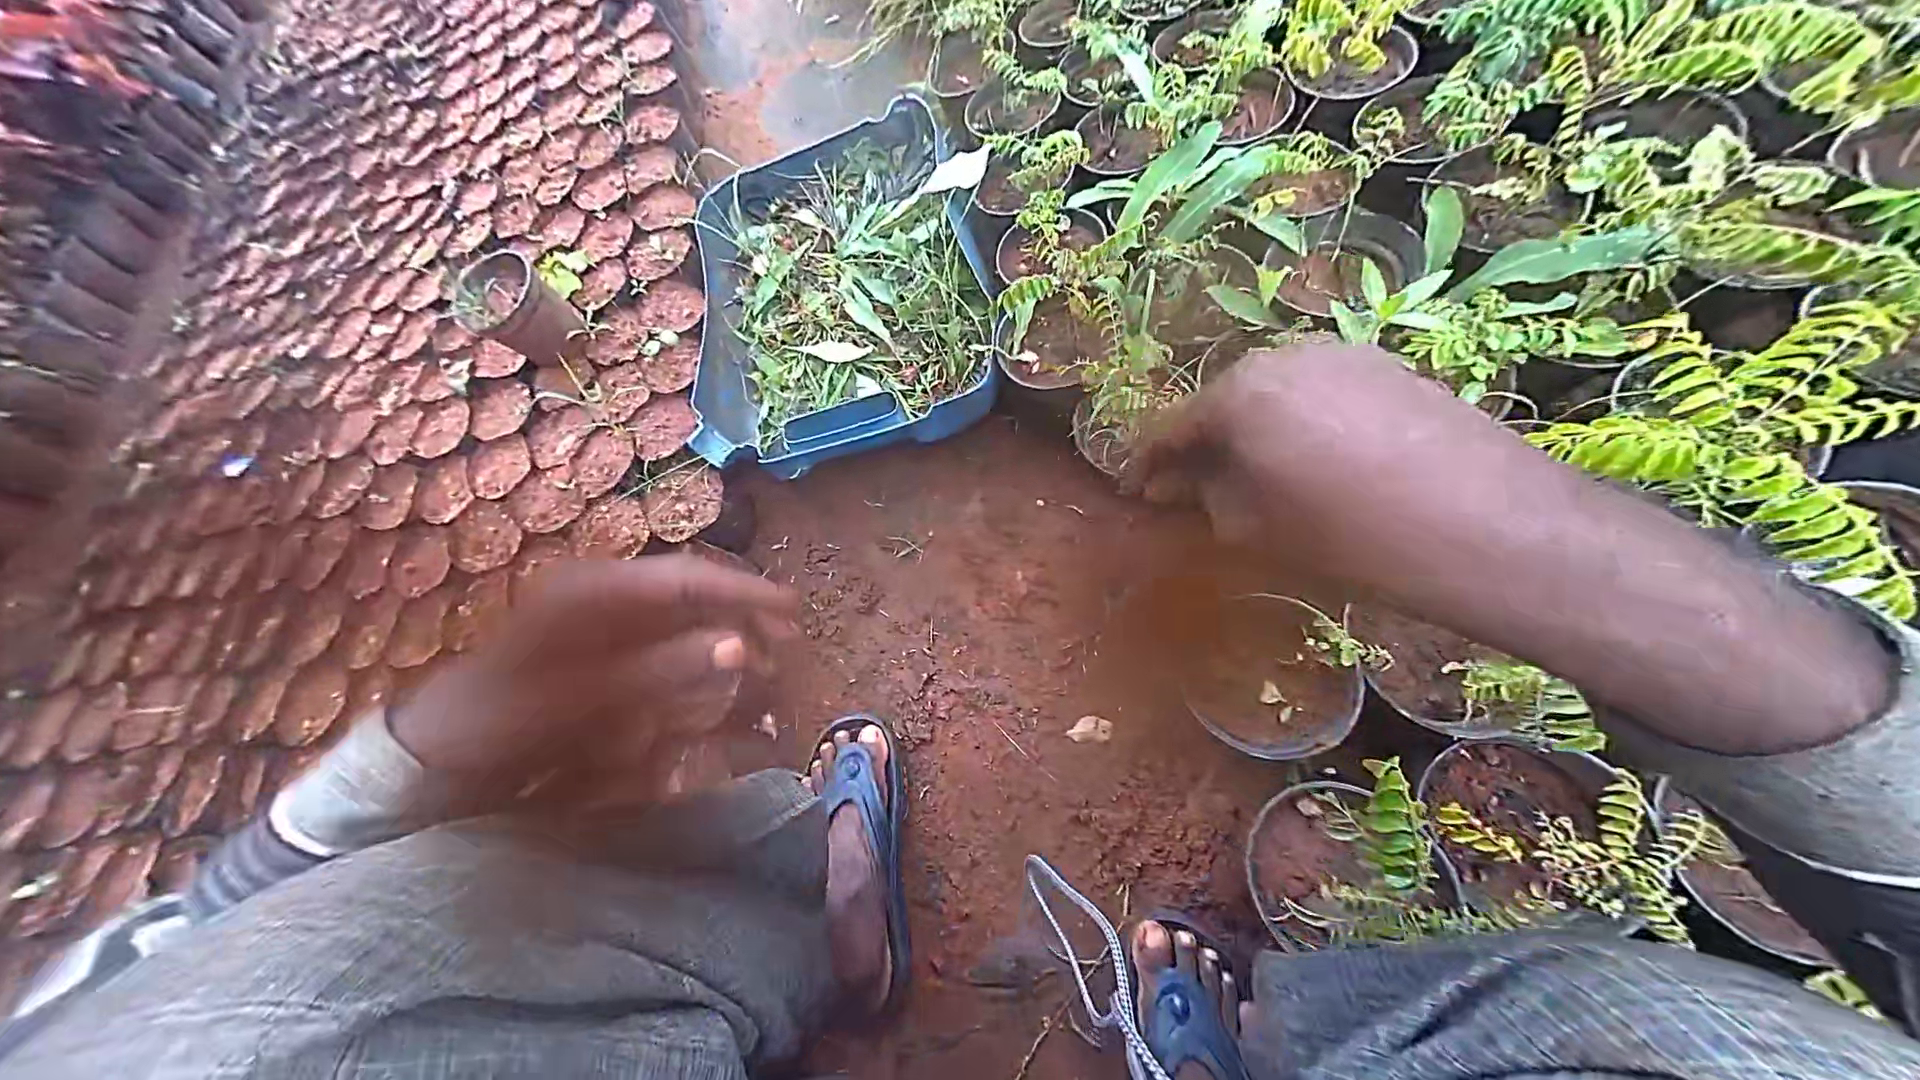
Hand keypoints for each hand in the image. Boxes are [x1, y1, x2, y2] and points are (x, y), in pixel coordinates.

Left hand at [390, 554, 794, 798]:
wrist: (441, 751)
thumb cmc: (505, 717)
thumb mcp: (586, 696)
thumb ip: (665, 669)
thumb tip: (740, 647)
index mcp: (597, 588)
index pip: (688, 577)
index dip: (744, 592)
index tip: (791, 610)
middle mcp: (608, 594)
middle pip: (694, 593)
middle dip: (743, 616)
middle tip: (788, 642)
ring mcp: (609, 621)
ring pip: (688, 619)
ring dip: (728, 639)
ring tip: (766, 664)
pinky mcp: (610, 647)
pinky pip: (670, 645)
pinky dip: (701, 660)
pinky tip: (722, 679)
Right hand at [1128, 343, 1558, 600]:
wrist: (1493, 529)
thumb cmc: (1348, 536)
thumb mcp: (1254, 527)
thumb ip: (1202, 497)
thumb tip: (1173, 486)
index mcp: (1239, 392)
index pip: (1170, 426)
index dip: (1147, 464)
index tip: (1137, 493)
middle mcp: (1285, 355)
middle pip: (1221, 403)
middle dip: (1201, 448)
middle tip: (1191, 491)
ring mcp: (1341, 353)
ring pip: (1270, 395)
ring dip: (1249, 435)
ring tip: (1252, 479)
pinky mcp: (1387, 365)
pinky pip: (1316, 392)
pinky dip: (1295, 424)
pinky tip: (1308, 462)